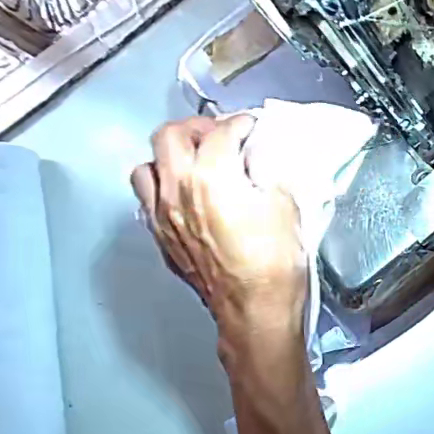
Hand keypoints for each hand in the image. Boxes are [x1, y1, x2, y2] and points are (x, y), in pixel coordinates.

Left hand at [131, 115, 306, 348]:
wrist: (255, 310)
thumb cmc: (274, 263)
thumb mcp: (287, 205)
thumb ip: (269, 173)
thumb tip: (260, 161)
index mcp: (211, 175)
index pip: (221, 131)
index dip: (241, 123)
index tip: (252, 127)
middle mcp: (178, 190)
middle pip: (170, 135)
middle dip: (197, 127)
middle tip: (219, 133)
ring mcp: (163, 215)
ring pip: (147, 166)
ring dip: (169, 156)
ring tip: (193, 161)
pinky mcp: (161, 238)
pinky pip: (147, 199)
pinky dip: (162, 187)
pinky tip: (184, 194)